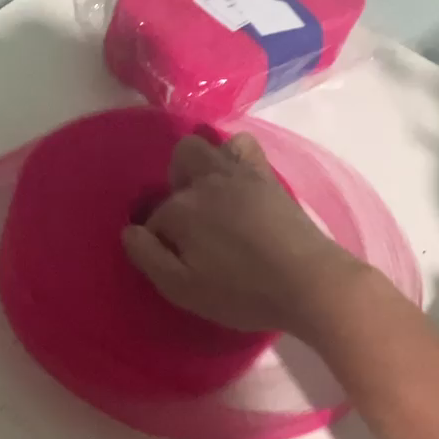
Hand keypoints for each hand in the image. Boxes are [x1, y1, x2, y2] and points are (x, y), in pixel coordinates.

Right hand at [121, 133, 367, 332]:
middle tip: (189, 222)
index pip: (154, 218)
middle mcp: (205, 182)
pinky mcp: (267, 176)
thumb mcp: (182, 289)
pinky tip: (236, 180)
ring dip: (200, 165)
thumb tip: (130, 231)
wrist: (309, 284)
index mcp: (180, 210)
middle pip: (177, 162)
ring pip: (206, 145)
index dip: (160, 241)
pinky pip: (243, 146)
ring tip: (210, 196)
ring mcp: (238, 174)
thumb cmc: (242, 293)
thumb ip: (148, 258)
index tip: (176, 262)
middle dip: (174, 185)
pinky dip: (233, 155)